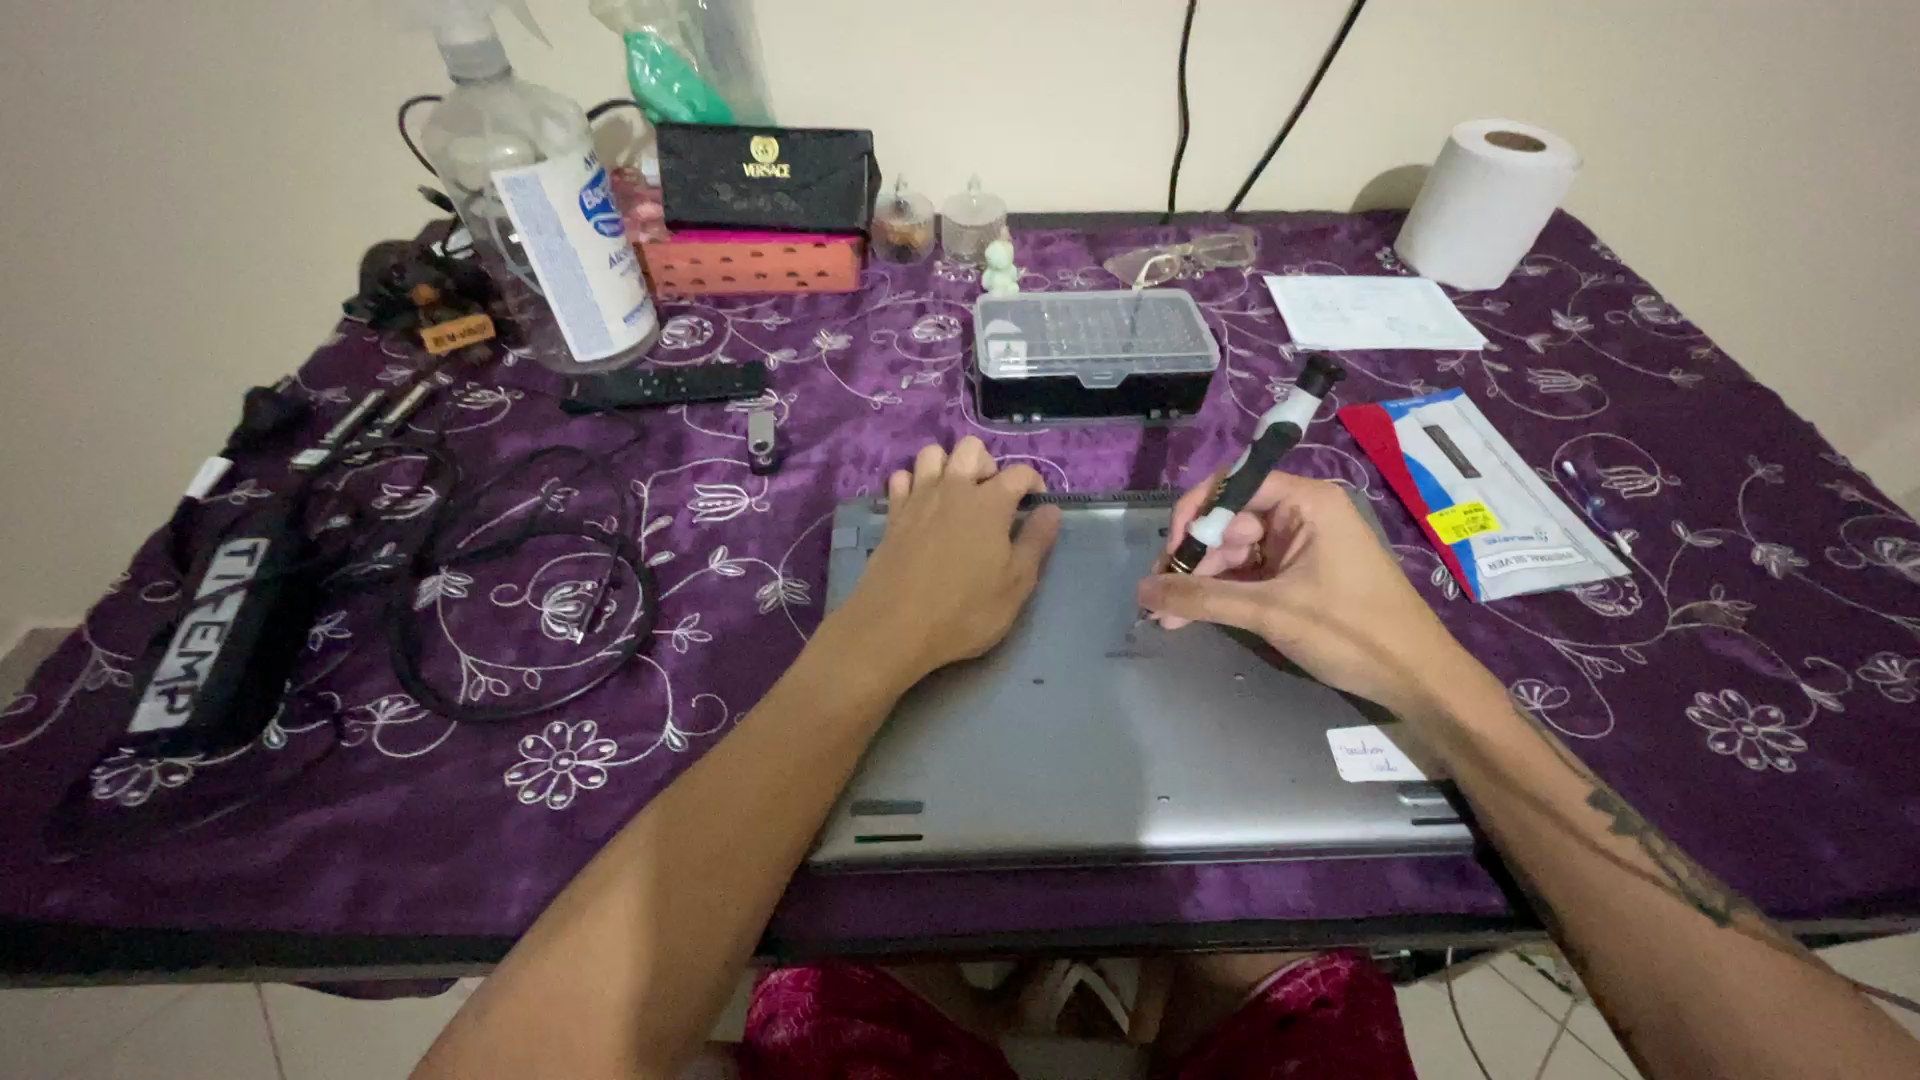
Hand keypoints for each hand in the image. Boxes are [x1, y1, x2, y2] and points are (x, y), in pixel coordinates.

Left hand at [832, 437, 1061, 686]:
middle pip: (971, 449)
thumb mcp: (1016, 585)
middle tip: (993, 498)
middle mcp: (953, 489)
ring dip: (948, 466)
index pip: (1020, 472)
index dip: (1034, 483)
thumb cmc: (965, 611)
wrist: (895, 628)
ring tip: (956, 496)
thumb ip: (1036, 542)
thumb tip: (1050, 510)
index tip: (1035, 505)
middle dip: (987, 464)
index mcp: (990, 503)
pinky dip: (913, 483)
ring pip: (932, 454)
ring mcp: (918, 499)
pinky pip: (901, 479)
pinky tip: (922, 506)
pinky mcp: (892, 515)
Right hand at [1136, 470, 1493, 720]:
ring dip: (1200, 581)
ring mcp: (1299, 547)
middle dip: (1192, 557)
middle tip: (1159, 593)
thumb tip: (1142, 591)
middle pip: (1229, 520)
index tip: (1171, 549)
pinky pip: (1246, 574)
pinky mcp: (1296, 576)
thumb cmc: (1353, 632)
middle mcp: (1301, 515)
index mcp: (1308, 503)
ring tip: (1167, 615)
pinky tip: (1189, 616)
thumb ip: (1202, 598)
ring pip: (1233, 552)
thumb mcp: (1270, 612)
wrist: (1416, 679)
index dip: (1197, 511)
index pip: (1237, 483)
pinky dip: (1219, 593)